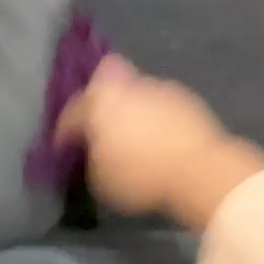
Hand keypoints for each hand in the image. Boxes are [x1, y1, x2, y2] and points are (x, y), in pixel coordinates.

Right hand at [53, 57, 263, 229]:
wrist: (200, 169)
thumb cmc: (142, 175)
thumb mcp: (101, 178)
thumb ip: (92, 156)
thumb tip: (95, 148)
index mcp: (99, 102)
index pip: (73, 111)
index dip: (65, 130)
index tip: (64, 146)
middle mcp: (127, 85)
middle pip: (104, 86)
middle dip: (99, 103)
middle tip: (99, 125)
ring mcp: (158, 87)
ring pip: (134, 91)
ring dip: (129, 108)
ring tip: (132, 133)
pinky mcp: (185, 96)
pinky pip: (159, 102)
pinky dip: (154, 115)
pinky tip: (158, 134)